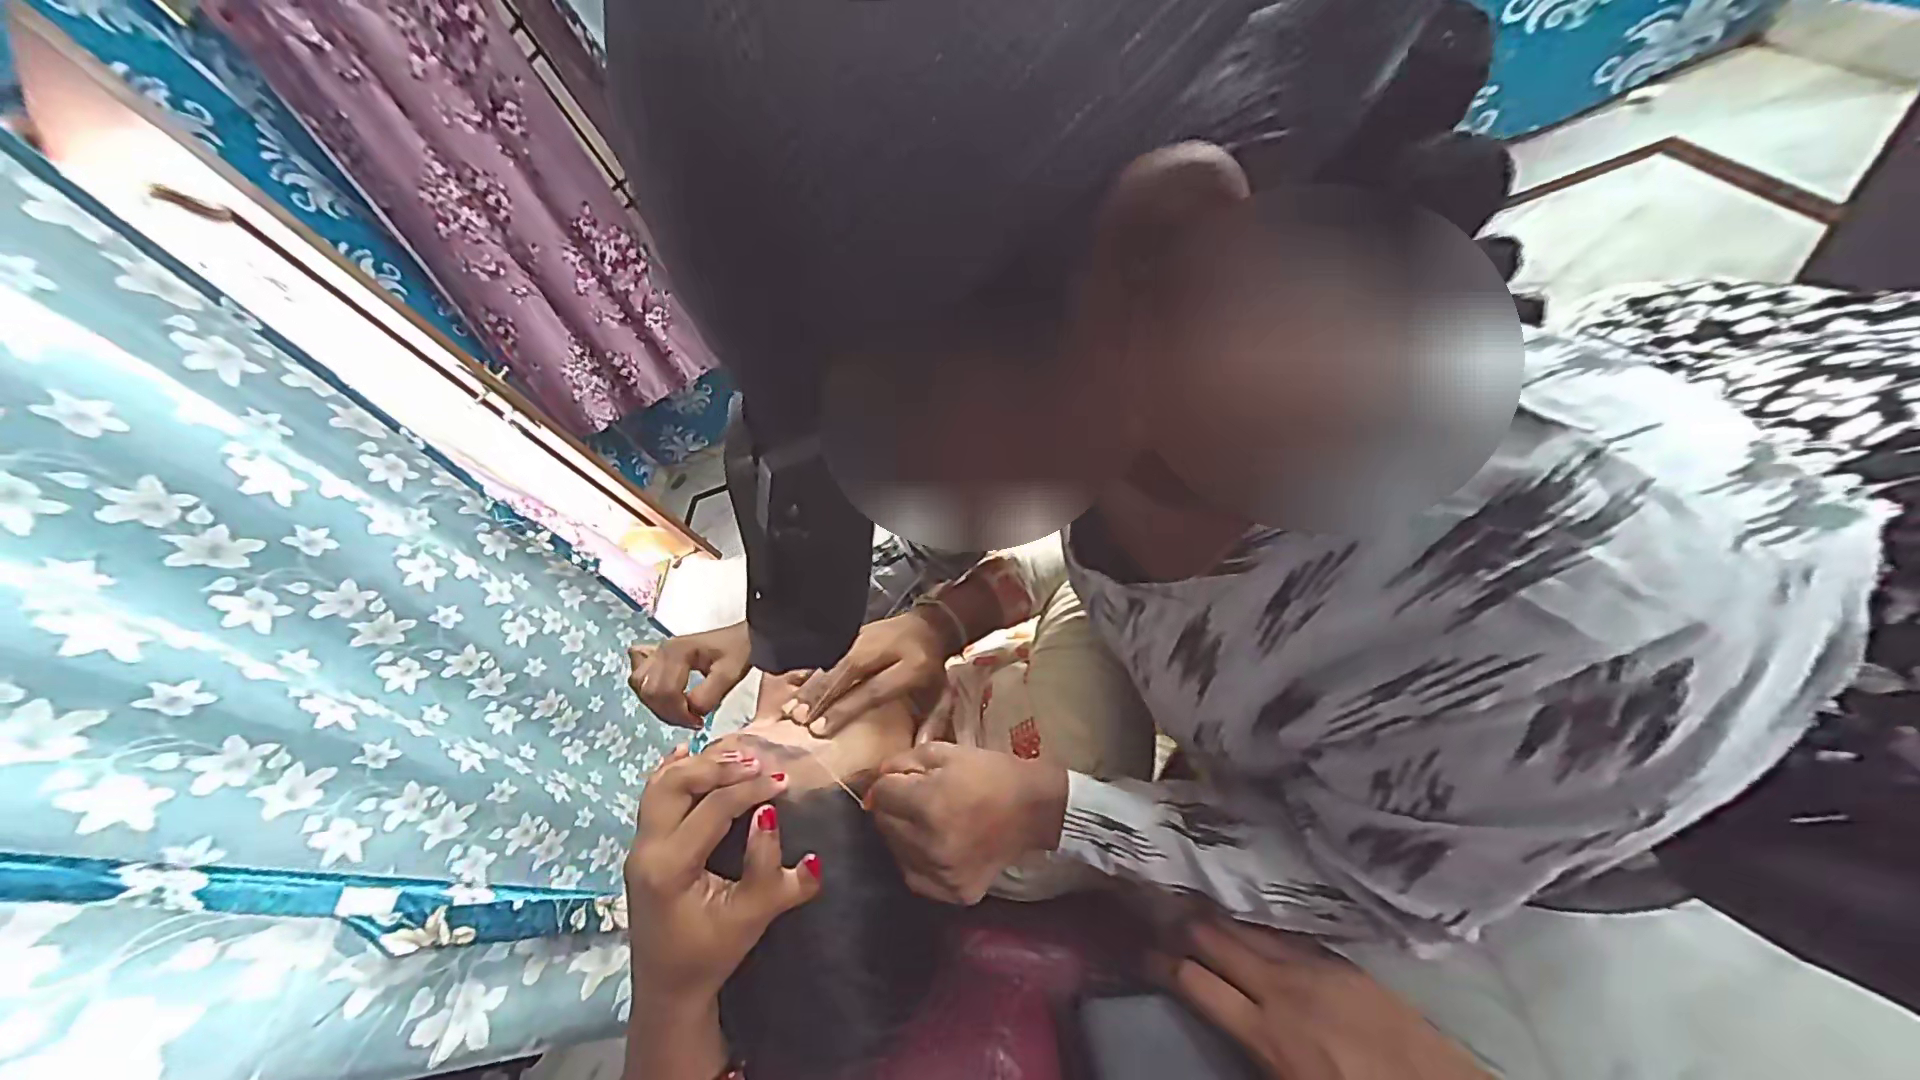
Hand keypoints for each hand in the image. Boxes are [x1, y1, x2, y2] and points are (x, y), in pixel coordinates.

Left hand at [626, 744, 821, 1003]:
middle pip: (676, 783)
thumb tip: (773, 817)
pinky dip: (673, 770)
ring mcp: (639, 846)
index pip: (713, 808)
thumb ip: (769, 870)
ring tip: (738, 761)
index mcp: (669, 867)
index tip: (784, 782)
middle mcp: (646, 850)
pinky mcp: (644, 845)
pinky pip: (653, 794)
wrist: (669, 988)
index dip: (752, 789)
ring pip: (661, 784)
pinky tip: (688, 753)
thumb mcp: (751, 917)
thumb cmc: (711, 953)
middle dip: (719, 766)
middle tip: (758, 764)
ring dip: (699, 765)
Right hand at [629, 622, 751, 728]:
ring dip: (657, 704)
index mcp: (678, 652)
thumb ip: (707, 697)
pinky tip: (667, 698)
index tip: (699, 723)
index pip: (665, 692)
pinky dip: (649, 692)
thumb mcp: (730, 675)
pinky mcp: (659, 656)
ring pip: (640, 685)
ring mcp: (658, 652)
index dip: (678, 714)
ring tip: (682, 711)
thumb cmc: (739, 653)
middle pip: (649, 691)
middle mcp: (662, 650)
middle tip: (693, 720)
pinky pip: (641, 676)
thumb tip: (690, 713)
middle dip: (668, 712)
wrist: (745, 637)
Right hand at [785, 610, 952, 735]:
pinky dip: (812, 670)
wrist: (931, 626)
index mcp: (912, 667)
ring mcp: (868, 638)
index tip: (820, 729)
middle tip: (797, 719)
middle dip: (821, 697)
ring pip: (835, 663)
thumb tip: (922, 749)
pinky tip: (793, 684)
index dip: (846, 709)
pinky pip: (831, 655)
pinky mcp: (856, 635)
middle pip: (848, 673)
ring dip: (811, 685)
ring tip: (789, 707)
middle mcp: (885, 649)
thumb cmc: (934, 668)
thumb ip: (934, 721)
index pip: (874, 690)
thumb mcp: (943, 693)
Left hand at [864, 742, 1067, 903]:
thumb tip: (874, 782)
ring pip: (896, 852)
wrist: (1034, 809)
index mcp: (928, 805)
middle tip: (920, 797)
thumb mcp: (946, 752)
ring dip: (904, 834)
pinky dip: (918, 860)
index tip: (906, 779)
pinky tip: (936, 843)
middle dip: (895, 807)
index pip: (880, 796)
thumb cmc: (990, 773)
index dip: (890, 782)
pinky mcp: (954, 894)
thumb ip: (904, 762)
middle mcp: (929, 845)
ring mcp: (942, 875)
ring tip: (930, 819)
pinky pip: (916, 877)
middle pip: (884, 825)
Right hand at [1151, 914, 1491, 1079]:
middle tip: (1156, 910)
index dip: (1162, 964)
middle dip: (1181, 923)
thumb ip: (1253, 1055)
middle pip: (1215, 939)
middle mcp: (1281, 988)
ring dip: (1215, 915)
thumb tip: (1223, 1022)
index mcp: (1268, 1034)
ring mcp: (1313, 966)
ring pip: (1247, 927)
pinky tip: (1247, 918)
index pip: (1196, 983)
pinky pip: (1285, 931)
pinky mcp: (1341, 959)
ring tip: (1190, 902)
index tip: (1141, 952)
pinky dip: (1256, 923)